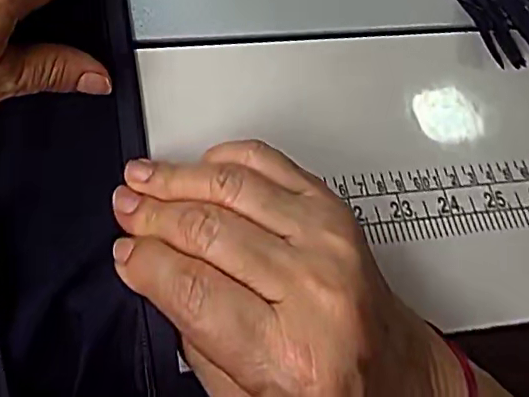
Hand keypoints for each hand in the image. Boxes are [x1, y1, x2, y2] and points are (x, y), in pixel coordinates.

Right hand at [110, 142, 469, 396]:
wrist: (404, 380)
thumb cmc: (330, 390)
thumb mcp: (249, 396)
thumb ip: (194, 332)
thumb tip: (151, 265)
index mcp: (295, 357)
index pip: (190, 287)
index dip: (143, 261)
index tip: (124, 251)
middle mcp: (316, 294)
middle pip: (202, 229)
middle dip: (148, 215)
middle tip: (124, 208)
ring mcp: (326, 241)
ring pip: (224, 185)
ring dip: (172, 177)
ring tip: (143, 177)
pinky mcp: (332, 208)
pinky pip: (260, 160)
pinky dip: (219, 155)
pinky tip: (195, 165)